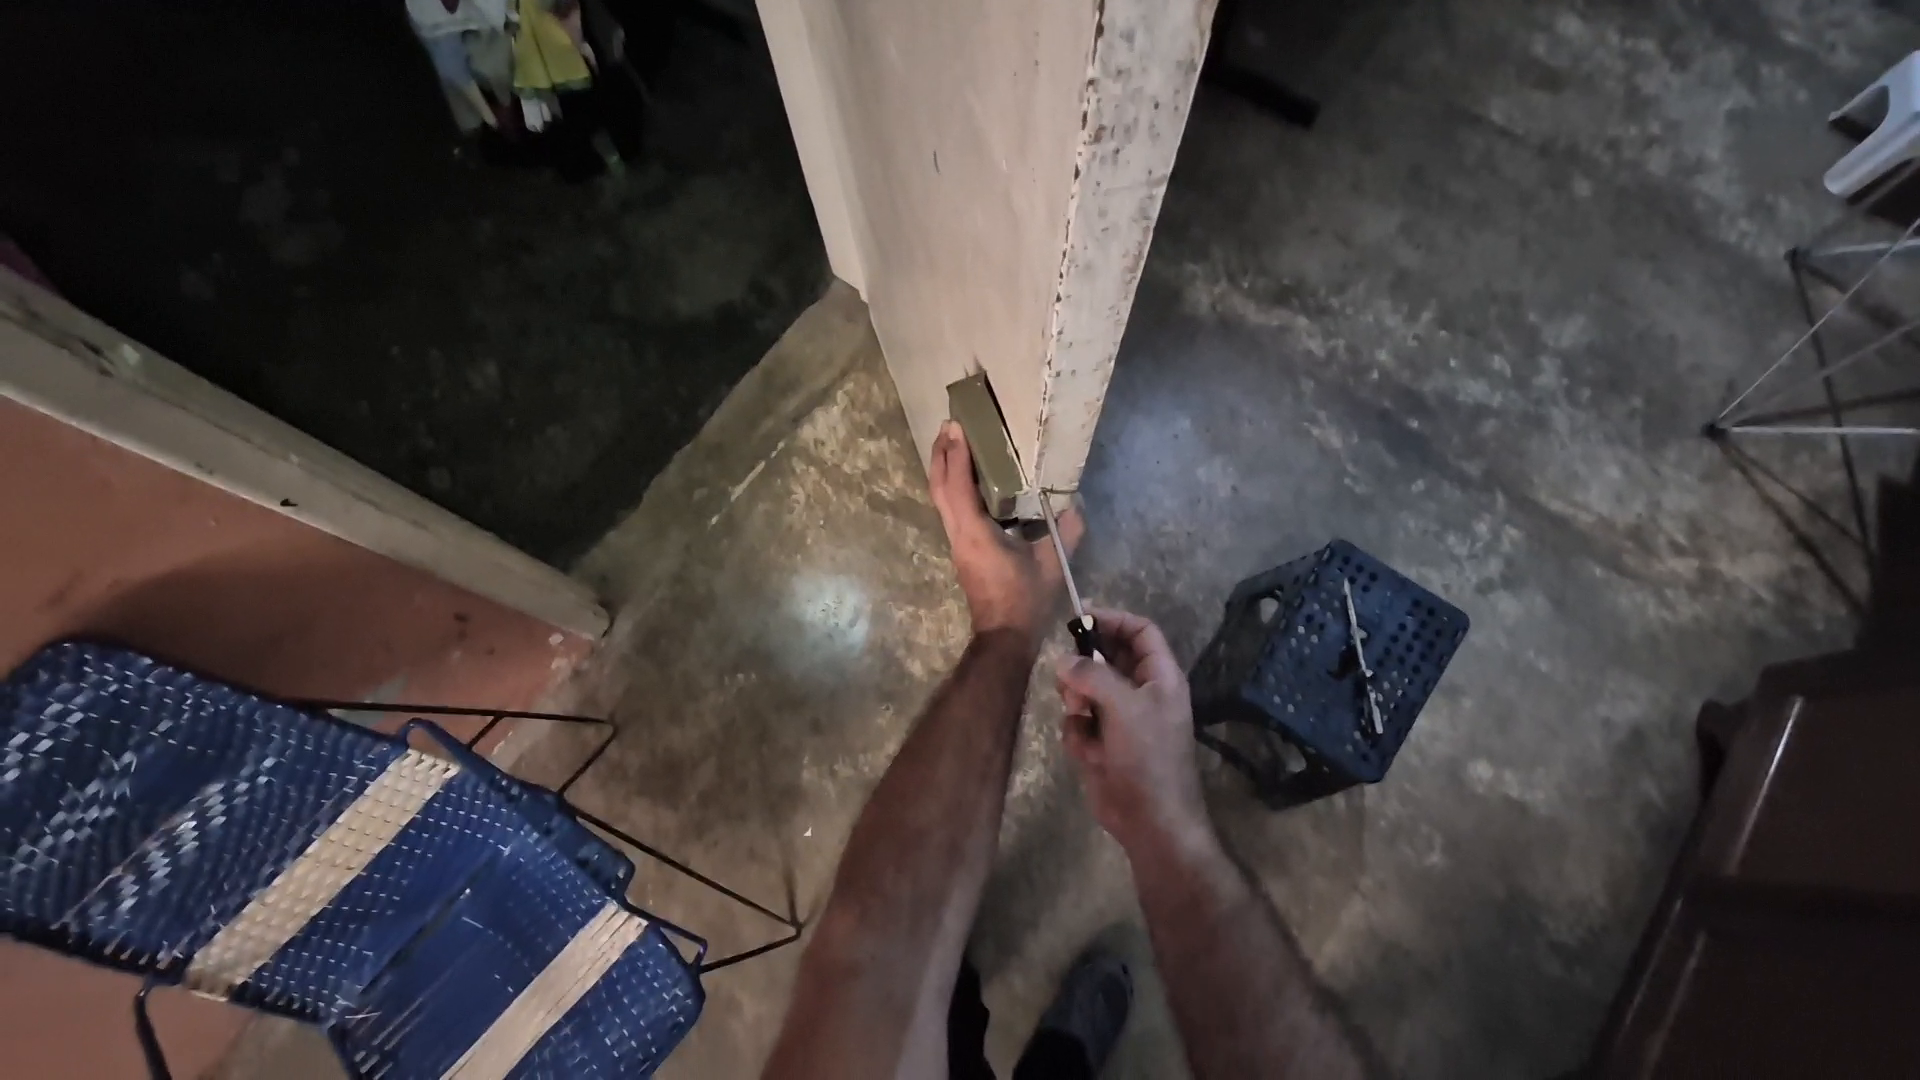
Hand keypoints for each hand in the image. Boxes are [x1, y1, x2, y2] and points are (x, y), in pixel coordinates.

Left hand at [929, 420, 1082, 647]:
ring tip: (952, 446)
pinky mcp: (962, 551)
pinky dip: (952, 489)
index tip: (956, 427)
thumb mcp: (1051, 564)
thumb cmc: (1025, 600)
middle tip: (948, 427)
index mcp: (975, 532)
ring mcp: (957, 544)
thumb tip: (1075, 504)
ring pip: (941, 500)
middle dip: (940, 456)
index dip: (956, 454)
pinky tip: (967, 482)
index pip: (959, 485)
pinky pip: (950, 511)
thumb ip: (1065, 531)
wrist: (1004, 636)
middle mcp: (958, 534)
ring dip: (943, 471)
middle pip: (939, 488)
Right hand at [1055, 608, 1211, 854]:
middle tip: (1068, 672)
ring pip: (1084, 689)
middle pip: (1106, 658)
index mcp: (1160, 677)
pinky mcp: (1100, 743)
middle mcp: (1140, 692)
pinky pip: (1077, 722)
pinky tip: (1089, 754)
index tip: (1081, 616)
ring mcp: (1119, 718)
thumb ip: (1092, 674)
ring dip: (1076, 703)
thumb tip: (1063, 660)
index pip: (1140, 632)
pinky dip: (1078, 734)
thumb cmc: (1148, 756)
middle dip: (1084, 665)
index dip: (1113, 619)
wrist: (1150, 820)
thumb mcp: (1123, 706)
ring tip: (1081, 717)